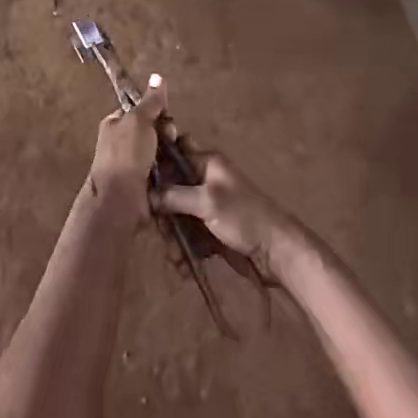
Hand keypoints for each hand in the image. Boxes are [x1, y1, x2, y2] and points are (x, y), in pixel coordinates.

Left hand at [87, 75, 166, 225]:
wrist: (120, 201)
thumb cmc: (126, 155)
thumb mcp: (139, 120)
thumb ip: (151, 101)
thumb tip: (158, 76)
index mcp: (115, 124)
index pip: (141, 110)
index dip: (156, 111)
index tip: (166, 117)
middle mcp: (122, 143)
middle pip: (154, 131)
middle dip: (166, 133)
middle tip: (170, 138)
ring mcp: (133, 165)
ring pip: (162, 151)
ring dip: (172, 153)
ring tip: (178, 157)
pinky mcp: (145, 184)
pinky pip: (164, 170)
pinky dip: (172, 170)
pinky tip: (180, 171)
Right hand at [152, 152, 304, 273]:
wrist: (277, 252)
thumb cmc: (244, 216)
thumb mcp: (208, 201)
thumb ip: (175, 195)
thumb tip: (147, 194)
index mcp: (207, 163)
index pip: (176, 151)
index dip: (158, 162)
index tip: (140, 181)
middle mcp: (205, 181)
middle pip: (171, 188)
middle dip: (163, 211)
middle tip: (160, 230)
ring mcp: (208, 207)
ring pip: (177, 215)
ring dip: (173, 236)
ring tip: (175, 256)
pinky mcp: (211, 230)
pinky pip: (188, 235)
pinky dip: (185, 249)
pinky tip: (183, 265)